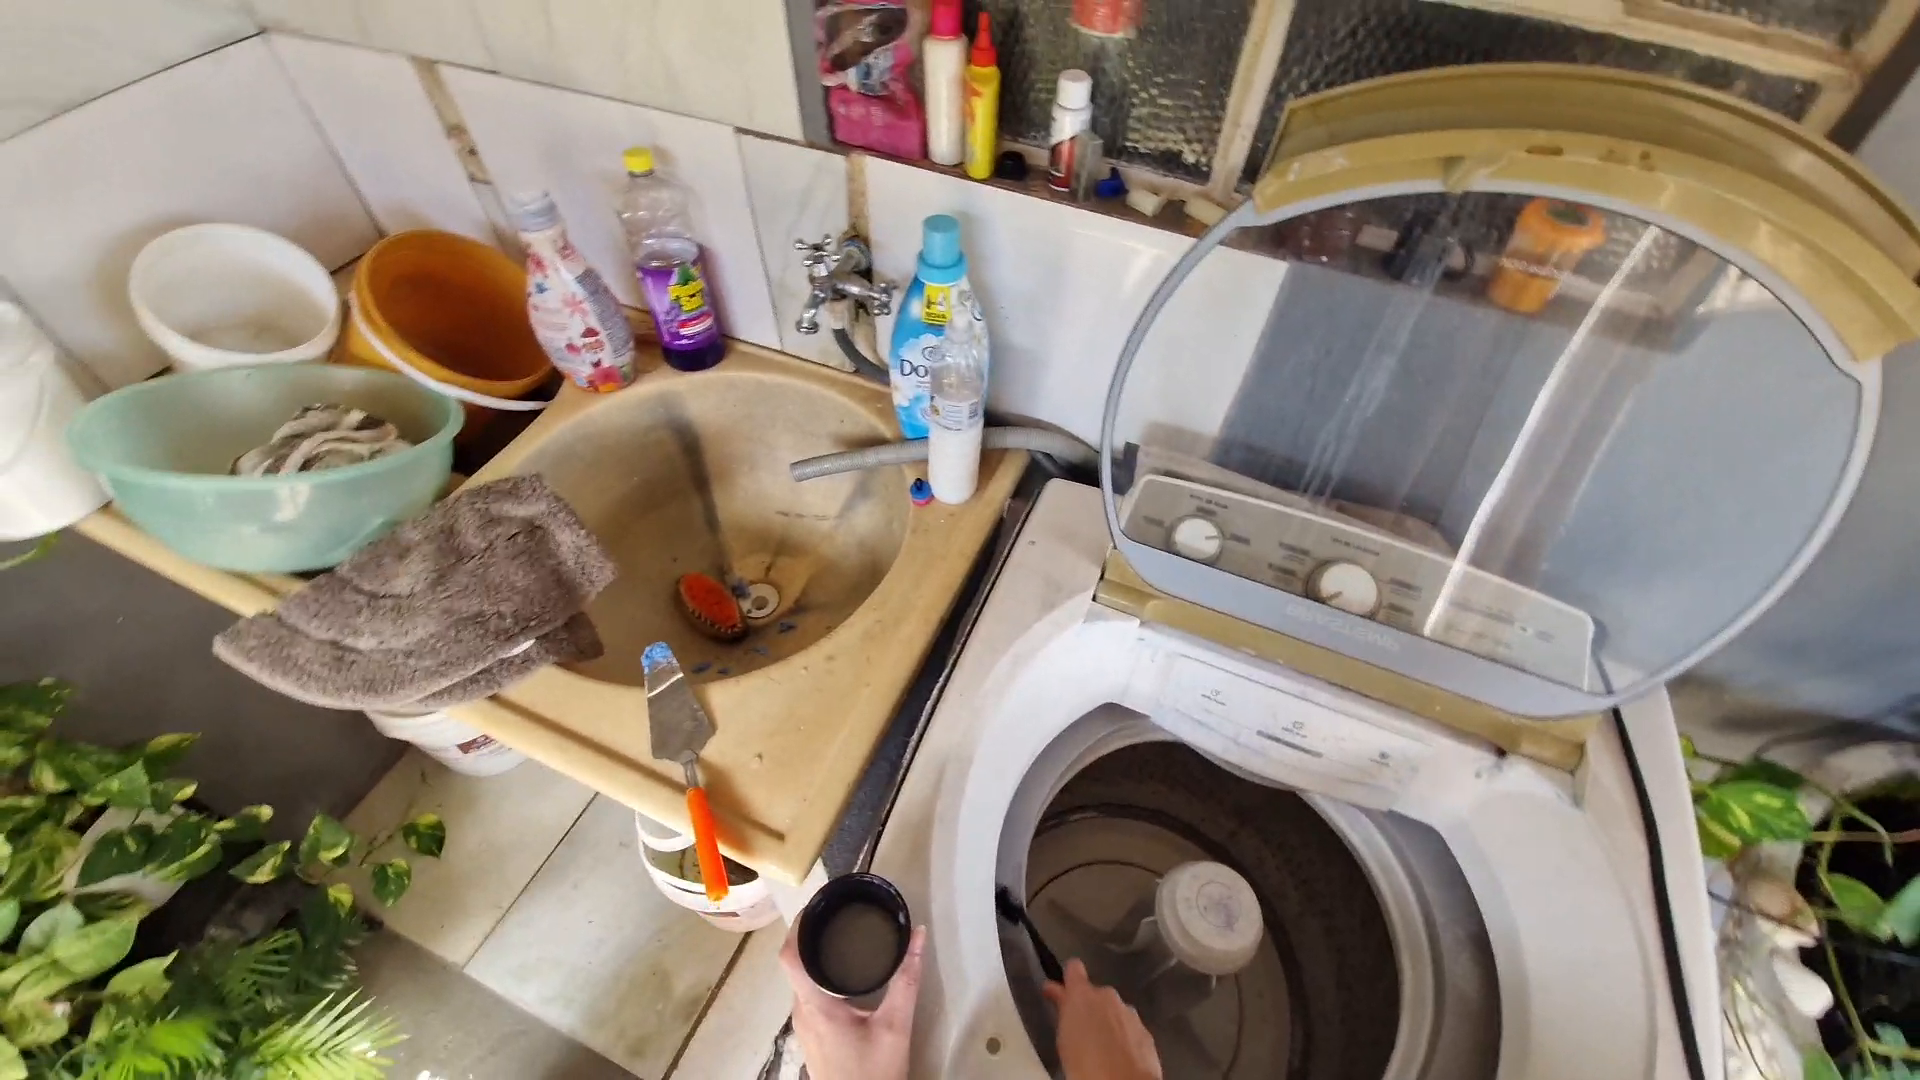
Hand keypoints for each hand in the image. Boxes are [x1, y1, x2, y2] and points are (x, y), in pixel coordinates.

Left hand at [780, 921, 925, 1079]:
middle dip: (810, 932)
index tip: (817, 903)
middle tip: (836, 910)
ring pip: (801, 979)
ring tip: (840, 932)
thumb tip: (919, 935)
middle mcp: (802, 1013)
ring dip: (814, 953)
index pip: (789, 957)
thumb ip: (907, 979)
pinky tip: (841, 968)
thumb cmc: (873, 1073)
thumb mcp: (895, 1026)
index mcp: (815, 1006)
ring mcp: (804, 1027)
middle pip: (794, 964)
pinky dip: (819, 973)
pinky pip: (808, 993)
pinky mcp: (812, 1036)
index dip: (797, 925)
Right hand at [1044, 959, 1162, 1079]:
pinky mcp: (1146, 1032)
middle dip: (1090, 1009)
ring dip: (1108, 1024)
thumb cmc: (1084, 1064)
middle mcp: (1108, 996)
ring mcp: (1129, 1013)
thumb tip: (1056, 991)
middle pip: (1096, 994)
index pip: (1073, 968)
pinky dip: (1124, 1038)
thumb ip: (1062, 1009)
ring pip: (1115, 1012)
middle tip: (1083, 1032)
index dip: (1069, 978)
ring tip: (1103, 1049)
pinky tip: (1120, 1057)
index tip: (1062, 992)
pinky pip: (1130, 1029)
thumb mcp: (1063, 1037)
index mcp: (1083, 994)